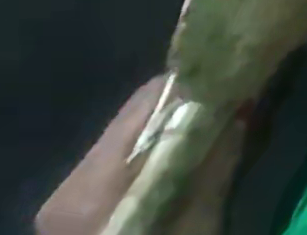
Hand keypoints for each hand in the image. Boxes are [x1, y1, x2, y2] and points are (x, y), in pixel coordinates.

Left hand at [36, 76, 245, 234]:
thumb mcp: (198, 227)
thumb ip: (217, 161)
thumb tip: (242, 101)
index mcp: (88, 190)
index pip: (147, 103)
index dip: (195, 88)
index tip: (230, 86)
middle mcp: (66, 190)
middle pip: (138, 120)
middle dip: (185, 111)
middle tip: (226, 110)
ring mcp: (64, 206)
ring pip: (131, 141)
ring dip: (173, 134)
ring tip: (210, 138)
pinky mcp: (73, 218)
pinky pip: (121, 167)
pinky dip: (156, 159)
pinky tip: (183, 167)